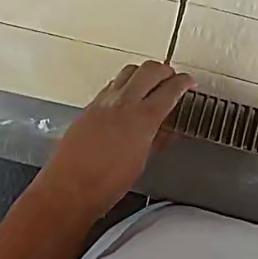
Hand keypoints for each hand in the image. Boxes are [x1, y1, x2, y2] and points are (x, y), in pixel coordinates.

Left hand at [34, 61, 192, 218]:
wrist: (69, 189)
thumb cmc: (105, 184)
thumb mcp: (142, 161)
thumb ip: (156, 139)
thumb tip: (166, 132)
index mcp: (143, 118)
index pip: (171, 88)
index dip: (183, 82)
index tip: (188, 82)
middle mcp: (124, 103)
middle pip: (150, 69)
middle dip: (165, 70)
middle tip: (172, 78)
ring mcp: (104, 102)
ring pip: (129, 71)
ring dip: (143, 73)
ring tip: (150, 83)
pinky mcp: (89, 106)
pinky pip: (111, 84)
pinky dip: (124, 84)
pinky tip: (126, 96)